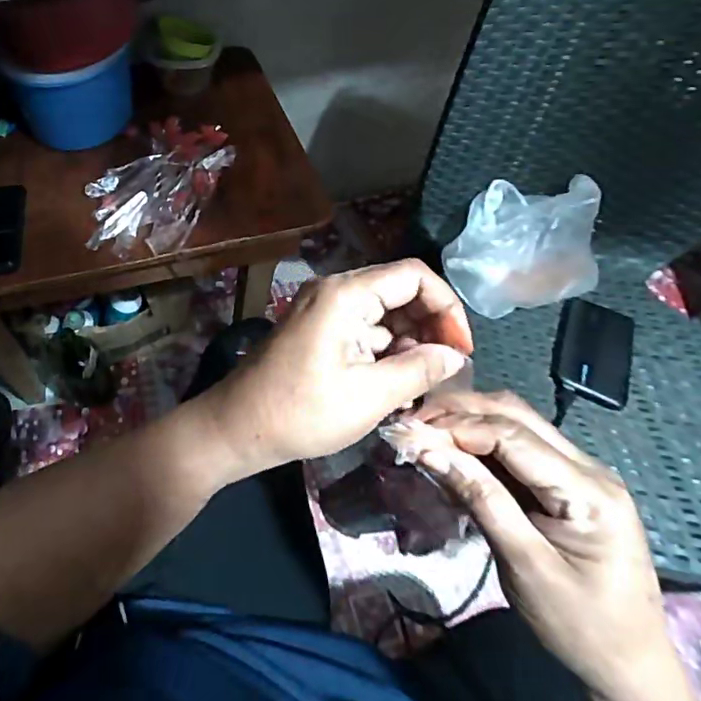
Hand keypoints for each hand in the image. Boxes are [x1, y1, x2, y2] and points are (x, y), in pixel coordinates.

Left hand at [196, 259, 473, 479]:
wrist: (240, 425)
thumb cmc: (302, 411)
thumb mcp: (370, 395)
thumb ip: (419, 369)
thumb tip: (456, 355)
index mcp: (345, 294)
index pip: (414, 276)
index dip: (446, 308)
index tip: (461, 350)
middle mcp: (334, 291)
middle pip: (400, 291)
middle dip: (430, 327)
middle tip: (447, 371)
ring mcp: (324, 309)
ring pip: (385, 312)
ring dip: (410, 342)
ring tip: (423, 385)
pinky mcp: (319, 329)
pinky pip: (365, 328)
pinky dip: (386, 351)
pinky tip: (397, 385)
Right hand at [409, 391, 696, 700]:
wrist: (629, 668)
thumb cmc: (579, 625)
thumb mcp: (524, 564)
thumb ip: (480, 499)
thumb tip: (429, 450)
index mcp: (588, 490)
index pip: (511, 434)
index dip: (456, 426)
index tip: (410, 432)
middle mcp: (588, 468)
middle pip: (514, 415)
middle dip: (458, 412)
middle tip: (411, 424)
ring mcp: (580, 473)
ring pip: (514, 423)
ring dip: (467, 422)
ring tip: (425, 434)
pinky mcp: (566, 484)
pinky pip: (518, 447)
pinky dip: (480, 443)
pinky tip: (453, 453)